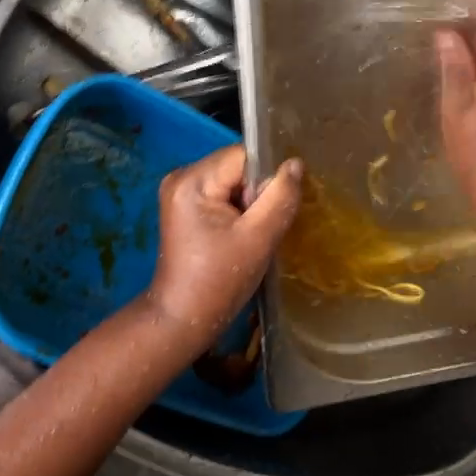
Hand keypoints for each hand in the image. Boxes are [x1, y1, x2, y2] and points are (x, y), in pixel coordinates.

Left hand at [144, 145, 302, 349]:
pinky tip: (236, 236)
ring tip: (247, 235)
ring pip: (231, 180)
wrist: (182, 318)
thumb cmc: (218, 282)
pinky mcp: (184, 205)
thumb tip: (295, 164)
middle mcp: (182, 176)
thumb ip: (280, 198)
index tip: (269, 211)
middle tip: (258, 228)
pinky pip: (220, 193)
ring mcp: (180, 191)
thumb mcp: (258, 239)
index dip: (265, 179)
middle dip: (255, 192)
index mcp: (193, 179)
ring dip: (247, 203)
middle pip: (236, 166)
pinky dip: (235, 210)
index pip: (244, 156)